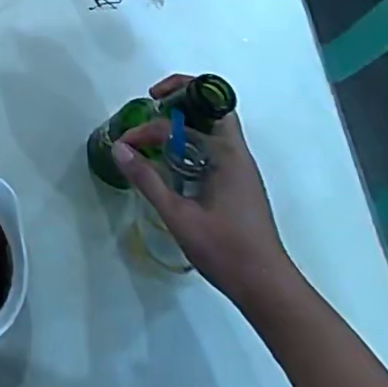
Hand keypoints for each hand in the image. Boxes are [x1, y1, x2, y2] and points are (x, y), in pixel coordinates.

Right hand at [111, 74, 292, 305]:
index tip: (128, 144)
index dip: (151, 127)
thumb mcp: (178, 216)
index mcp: (227, 156)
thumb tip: (118, 148)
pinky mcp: (236, 184)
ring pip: (212, 128)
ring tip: (152, 134)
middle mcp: (237, 155)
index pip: (184, 122)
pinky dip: (188, 143)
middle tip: (151, 104)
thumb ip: (146, 179)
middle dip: (180, 97)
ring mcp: (239, 170)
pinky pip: (211, 148)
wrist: (268, 290)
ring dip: (183, 121)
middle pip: (212, 108)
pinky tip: (168, 162)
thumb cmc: (226, 251)